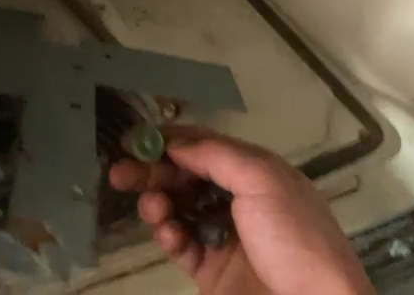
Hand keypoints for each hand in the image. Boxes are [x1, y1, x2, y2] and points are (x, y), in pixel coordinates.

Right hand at [109, 128, 373, 294]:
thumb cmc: (294, 238)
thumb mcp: (262, 181)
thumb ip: (216, 156)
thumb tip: (175, 143)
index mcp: (255, 172)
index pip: (205, 146)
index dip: (170, 140)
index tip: (135, 139)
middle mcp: (239, 200)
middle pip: (186, 176)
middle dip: (153, 171)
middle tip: (120, 173)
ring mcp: (225, 238)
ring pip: (179, 209)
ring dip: (159, 203)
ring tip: (153, 209)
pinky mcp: (214, 274)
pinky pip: (182, 246)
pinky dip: (169, 236)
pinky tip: (168, 234)